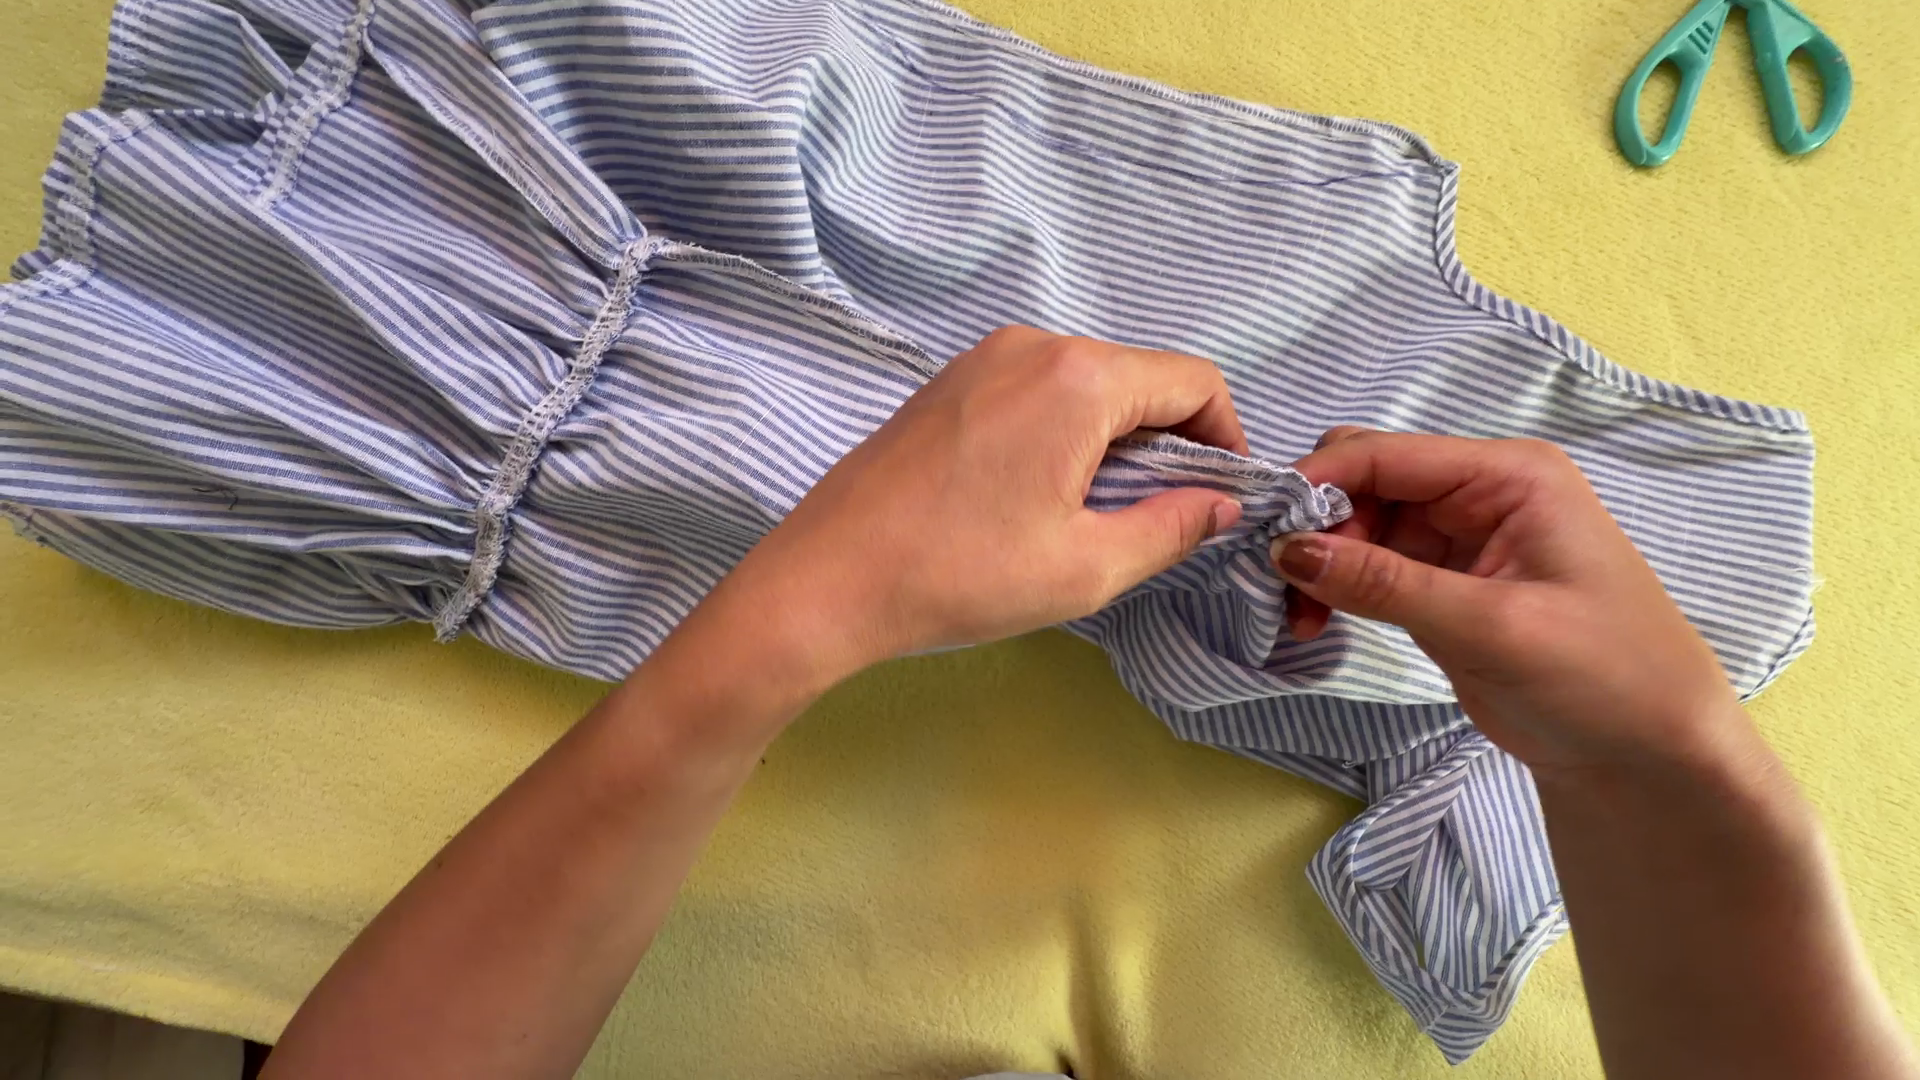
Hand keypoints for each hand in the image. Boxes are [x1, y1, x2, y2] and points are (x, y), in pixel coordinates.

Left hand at [717, 325, 1248, 690]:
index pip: (1193, 382)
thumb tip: (1222, 503)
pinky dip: (1062, 433)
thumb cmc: (961, 576)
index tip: (1219, 497)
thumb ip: (1172, 527)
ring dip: (1112, 442)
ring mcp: (979, 359)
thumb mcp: (1086, 566)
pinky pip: (1033, 393)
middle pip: (1137, 380)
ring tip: (1090, 513)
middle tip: (1154, 517)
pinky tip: (1034, 492)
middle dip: (1166, 444)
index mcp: (1077, 378)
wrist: (826, 579)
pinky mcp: (946, 385)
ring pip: (1084, 387)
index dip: (1226, 439)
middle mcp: (1030, 346)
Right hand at [1274, 427, 1743, 774]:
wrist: (1646, 759)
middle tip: (1285, 583)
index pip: (1384, 455)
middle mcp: (1474, 492)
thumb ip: (1382, 582)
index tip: (1263, 531)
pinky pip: (1361, 562)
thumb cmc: (1602, 678)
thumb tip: (1283, 549)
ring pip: (1351, 523)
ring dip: (1316, 563)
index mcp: (1506, 475)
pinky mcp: (1434, 577)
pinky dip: (1330, 587)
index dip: (1316, 482)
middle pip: (1360, 481)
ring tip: (1300, 619)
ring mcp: (1452, 535)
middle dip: (1314, 525)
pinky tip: (1316, 621)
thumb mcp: (1489, 626)